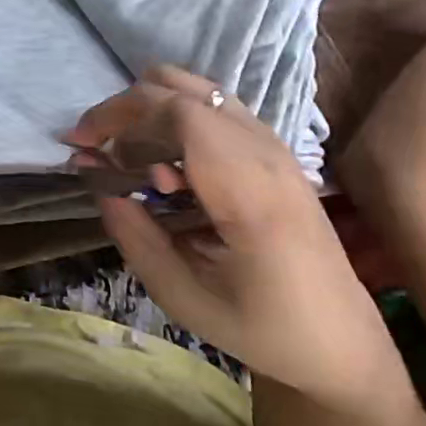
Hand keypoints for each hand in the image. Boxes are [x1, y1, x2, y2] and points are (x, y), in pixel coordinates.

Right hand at [66, 67, 424, 425]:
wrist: (342, 339)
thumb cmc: (265, 328)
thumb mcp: (187, 300)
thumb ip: (135, 238)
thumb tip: (96, 179)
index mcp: (249, 190)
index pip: (177, 112)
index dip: (120, 116)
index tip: (83, 145)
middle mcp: (264, 149)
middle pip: (178, 88)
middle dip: (125, 108)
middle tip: (94, 147)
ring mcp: (272, 140)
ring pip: (194, 86)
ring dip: (150, 108)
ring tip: (131, 158)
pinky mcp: (272, 143)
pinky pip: (211, 102)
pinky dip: (174, 114)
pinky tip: (167, 162)